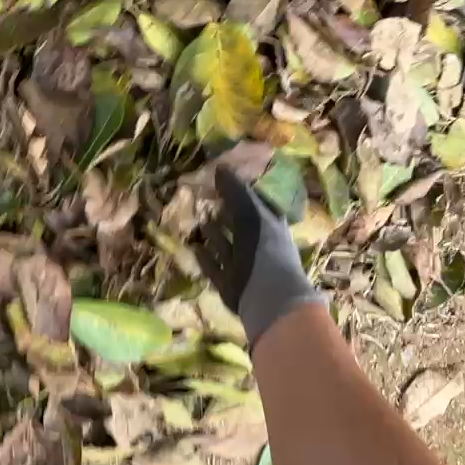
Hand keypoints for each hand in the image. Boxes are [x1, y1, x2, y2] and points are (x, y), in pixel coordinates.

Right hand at [196, 166, 325, 343]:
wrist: (268, 297)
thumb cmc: (264, 250)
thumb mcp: (251, 215)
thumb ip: (236, 192)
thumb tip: (219, 167)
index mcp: (271, 228)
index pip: (257, 206)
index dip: (242, 194)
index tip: (224, 181)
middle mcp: (259, 247)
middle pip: (240, 226)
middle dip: (226, 214)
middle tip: (206, 198)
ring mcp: (244, 267)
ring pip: (227, 247)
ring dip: (214, 235)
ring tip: (199, 219)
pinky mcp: (230, 285)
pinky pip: (215, 268)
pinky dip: (205, 257)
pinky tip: (193, 246)